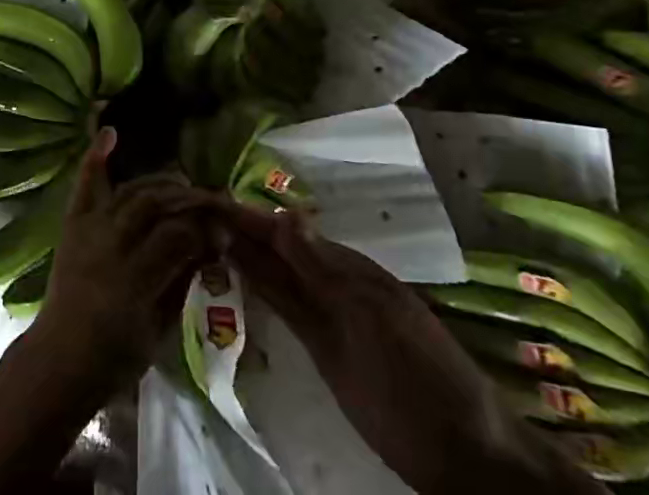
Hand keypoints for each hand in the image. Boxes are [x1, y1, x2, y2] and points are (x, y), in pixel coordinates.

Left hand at [32, 127, 219, 384]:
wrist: (61, 360)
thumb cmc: (116, 356)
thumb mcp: (160, 327)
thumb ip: (184, 279)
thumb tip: (212, 243)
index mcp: (133, 279)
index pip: (179, 235)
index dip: (206, 230)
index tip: (224, 234)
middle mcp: (109, 245)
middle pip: (156, 205)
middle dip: (189, 201)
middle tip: (212, 206)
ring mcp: (89, 230)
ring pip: (132, 192)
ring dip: (162, 184)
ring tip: (184, 188)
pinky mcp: (74, 225)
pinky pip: (86, 185)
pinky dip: (97, 157)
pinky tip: (112, 132)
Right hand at [217, 202, 605, 494]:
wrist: (460, 450)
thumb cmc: (416, 378)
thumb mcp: (369, 318)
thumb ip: (323, 270)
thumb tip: (284, 213)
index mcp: (348, 268)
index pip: (285, 232)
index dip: (246, 215)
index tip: (203, 198)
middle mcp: (334, 283)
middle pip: (278, 249)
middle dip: (238, 229)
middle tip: (188, 212)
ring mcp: (328, 316)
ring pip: (277, 276)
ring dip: (243, 255)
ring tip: (201, 236)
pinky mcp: (322, 347)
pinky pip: (284, 307)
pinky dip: (259, 288)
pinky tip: (238, 278)